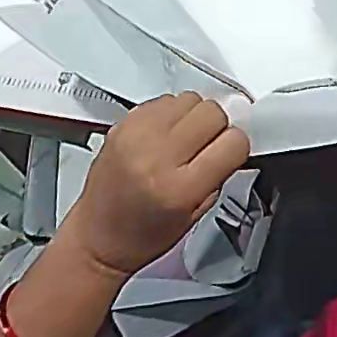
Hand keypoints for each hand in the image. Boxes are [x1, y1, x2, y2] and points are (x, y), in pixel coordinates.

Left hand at [54, 92, 250, 279]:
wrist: (98, 237)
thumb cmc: (143, 235)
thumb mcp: (196, 215)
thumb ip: (219, 174)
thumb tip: (234, 140)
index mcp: (180, 189)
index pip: (233, 143)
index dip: (238, 145)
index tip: (232, 151)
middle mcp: (157, 157)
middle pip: (212, 112)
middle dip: (219, 126)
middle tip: (210, 144)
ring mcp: (137, 136)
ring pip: (190, 99)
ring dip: (195, 115)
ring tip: (186, 138)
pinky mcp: (123, 124)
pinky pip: (163, 100)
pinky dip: (171, 113)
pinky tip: (165, 134)